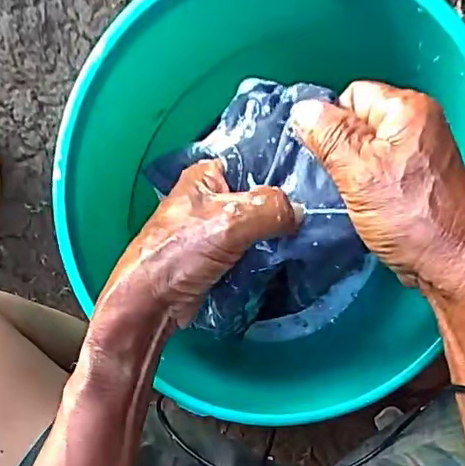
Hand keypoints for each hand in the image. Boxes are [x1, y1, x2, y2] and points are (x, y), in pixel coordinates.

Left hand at [102, 159, 299, 327]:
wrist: (152, 304)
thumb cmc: (177, 255)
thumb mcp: (229, 221)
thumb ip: (269, 209)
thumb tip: (300, 212)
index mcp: (207, 175)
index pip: (256, 161)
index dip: (284, 171)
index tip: (312, 185)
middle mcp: (212, 198)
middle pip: (261, 197)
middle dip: (284, 209)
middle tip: (311, 218)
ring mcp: (216, 230)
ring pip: (259, 227)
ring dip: (277, 237)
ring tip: (302, 239)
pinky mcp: (220, 258)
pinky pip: (252, 251)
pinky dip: (266, 257)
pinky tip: (284, 259)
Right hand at [288, 81, 464, 299]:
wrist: (453, 264)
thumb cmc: (411, 219)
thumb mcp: (358, 174)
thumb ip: (329, 137)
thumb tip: (303, 110)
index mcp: (408, 108)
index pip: (351, 95)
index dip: (332, 127)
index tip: (332, 162)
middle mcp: (422, 121)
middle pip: (362, 123)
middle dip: (345, 152)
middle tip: (347, 185)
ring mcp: (427, 152)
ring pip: (372, 152)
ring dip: (359, 176)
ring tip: (362, 201)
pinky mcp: (426, 180)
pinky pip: (387, 173)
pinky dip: (376, 190)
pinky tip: (376, 210)